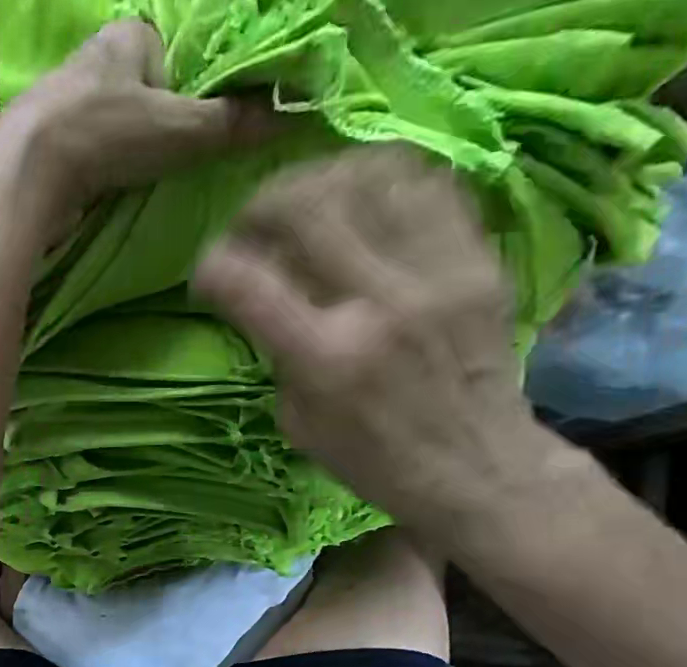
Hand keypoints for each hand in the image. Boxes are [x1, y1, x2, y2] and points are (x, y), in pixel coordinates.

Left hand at [0, 20, 275, 231]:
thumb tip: (289, 115)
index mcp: (123, 36)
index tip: (179, 131)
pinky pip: (72, 157)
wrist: (24, 173)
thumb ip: (232, 124)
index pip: (165, 58)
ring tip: (117, 182)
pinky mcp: (31, 147)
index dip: (179, 96)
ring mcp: (53, 105)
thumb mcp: (183, 128)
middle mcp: (84, 62)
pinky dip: (84, 175)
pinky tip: (87, 193)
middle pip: (133, 97)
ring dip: (113, 157)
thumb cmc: (108, 134)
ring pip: (100, 130)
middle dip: (145, 131)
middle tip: (150, 163)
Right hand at [193, 146, 542, 533]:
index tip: (206, 274)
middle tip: (252, 225)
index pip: (247, 282)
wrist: (478, 468)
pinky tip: (364, 195)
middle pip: (307, 206)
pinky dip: (385, 178)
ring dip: (322, 179)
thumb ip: (276, 351)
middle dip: (260, 205)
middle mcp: (380, 304)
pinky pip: (430, 185)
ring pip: (371, 178)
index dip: (211, 265)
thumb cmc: (371, 458)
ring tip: (308, 199)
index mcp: (325, 358)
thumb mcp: (296, 421)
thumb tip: (261, 293)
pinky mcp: (480, 261)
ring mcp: (438, 274)